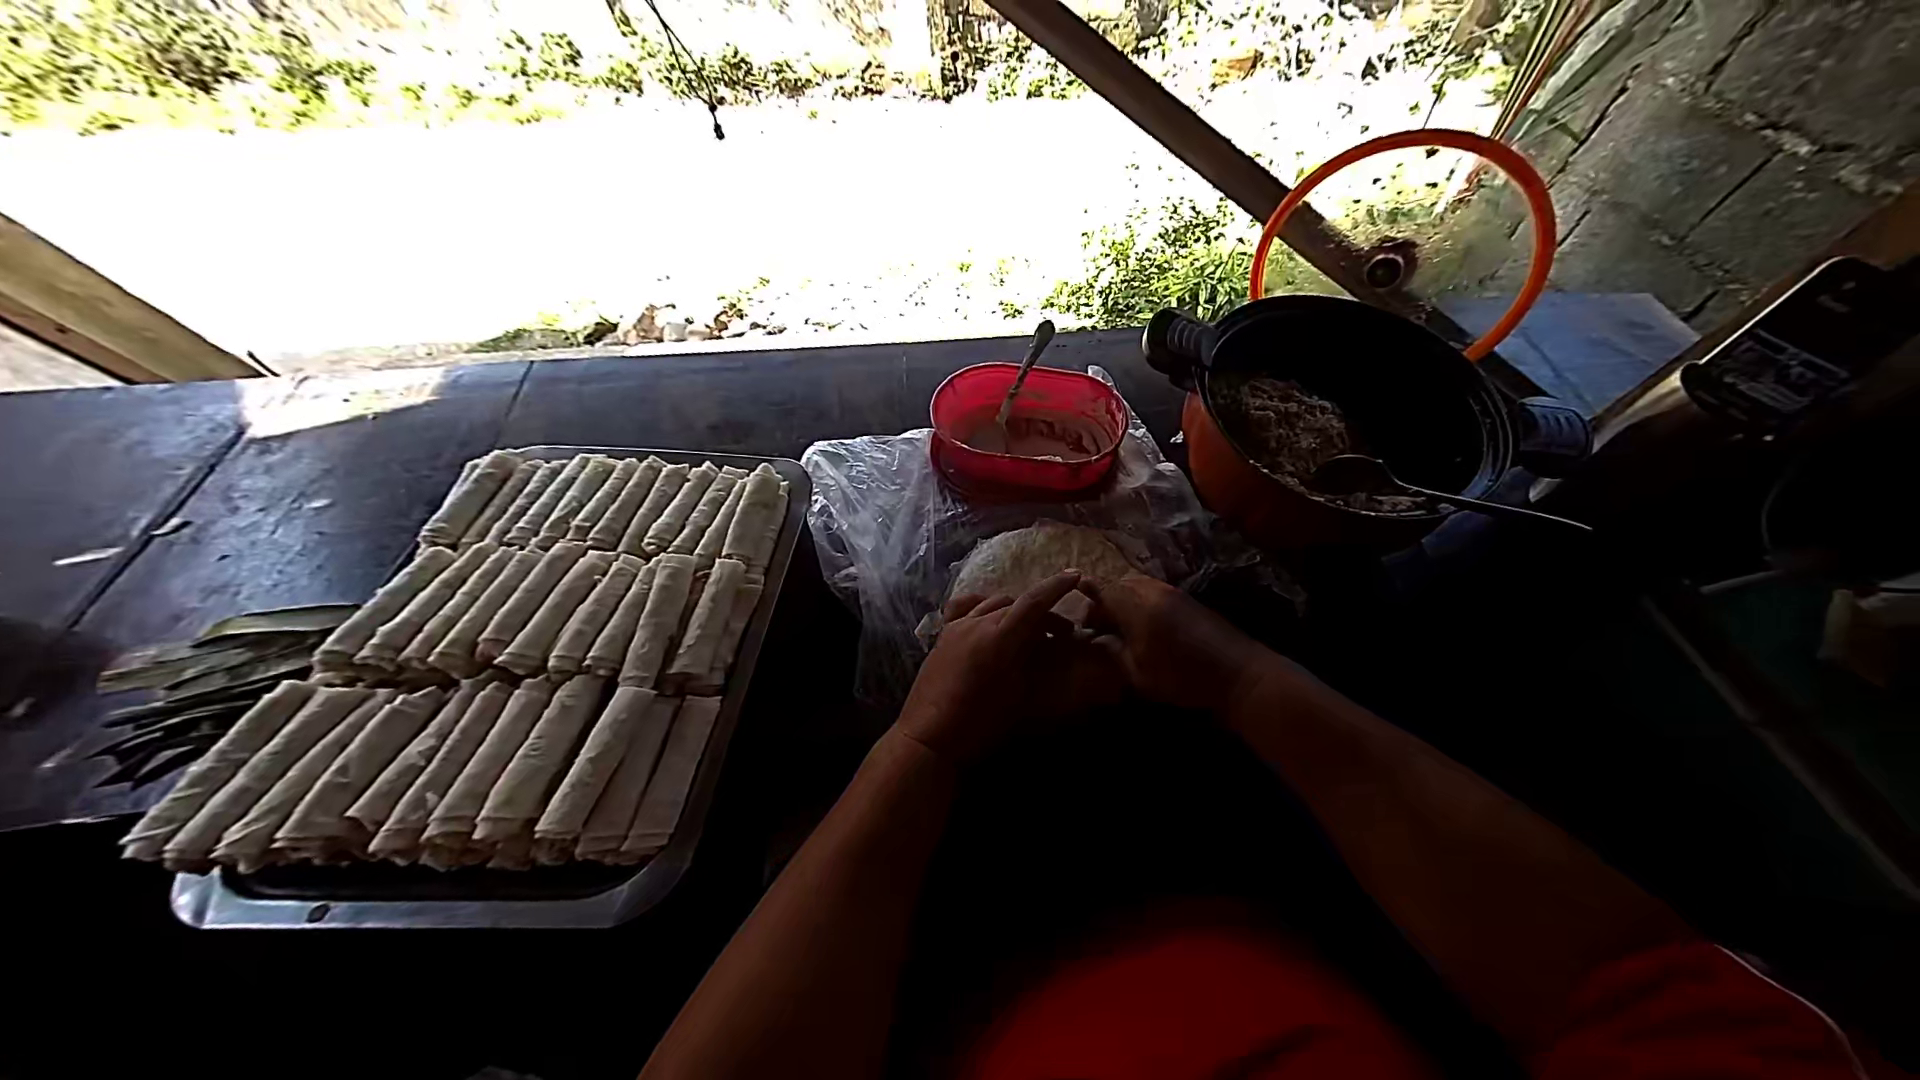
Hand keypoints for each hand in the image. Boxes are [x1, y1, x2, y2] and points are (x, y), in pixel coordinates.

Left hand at [896, 571, 1123, 765]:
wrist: (930, 738)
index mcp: (1001, 637)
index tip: (1075, 575)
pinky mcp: (943, 636)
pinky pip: (966, 609)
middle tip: (1060, 634)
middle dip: (1041, 612)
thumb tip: (1052, 647)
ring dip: (1015, 611)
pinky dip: (983, 608)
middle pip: (1016, 604)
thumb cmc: (981, 725)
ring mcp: (957, 627)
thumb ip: (1036, 663)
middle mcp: (978, 623)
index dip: (1057, 586)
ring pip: (993, 604)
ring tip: (1027, 630)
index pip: (1034, 601)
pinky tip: (988, 619)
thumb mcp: (1020, 696)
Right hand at [1081, 573, 1279, 711]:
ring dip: (1123, 602)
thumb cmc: (1182, 677)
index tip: (1078, 619)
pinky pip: (1152, 592)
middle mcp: (1150, 589)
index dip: (1085, 600)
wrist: (1238, 674)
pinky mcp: (1185, 598)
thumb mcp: (1137, 674)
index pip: (1099, 589)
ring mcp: (1170, 591)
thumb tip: (1093, 641)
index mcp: (1134, 604)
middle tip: (1097, 628)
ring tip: (1119, 628)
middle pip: (1116, 585)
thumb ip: (1111, 652)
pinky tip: (1142, 627)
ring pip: (1135, 586)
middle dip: (1103, 602)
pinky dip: (1140, 603)